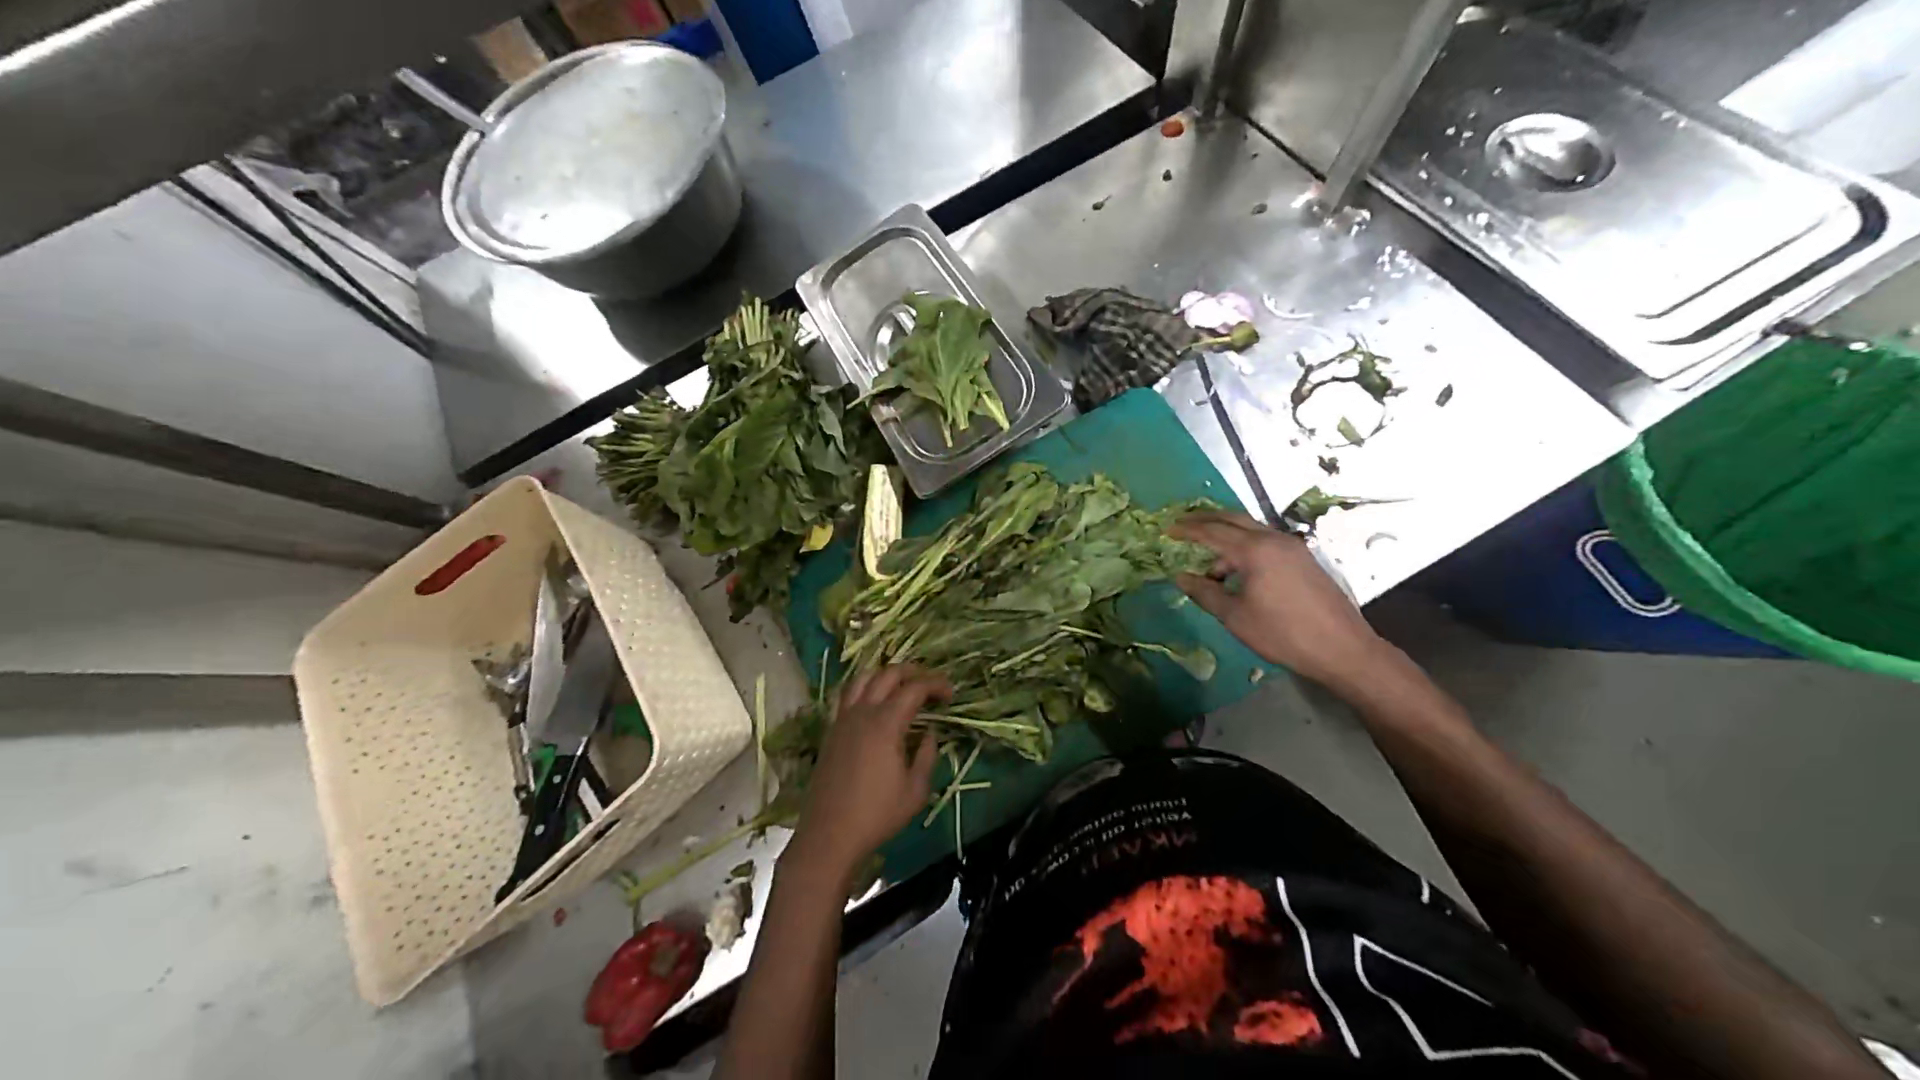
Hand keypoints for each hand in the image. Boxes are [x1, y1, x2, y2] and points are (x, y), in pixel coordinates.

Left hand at [787, 665, 950, 874]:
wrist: (830, 834)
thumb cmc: (877, 814)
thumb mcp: (916, 790)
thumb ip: (927, 754)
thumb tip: (930, 732)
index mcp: (886, 723)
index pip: (915, 688)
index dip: (936, 684)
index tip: (951, 694)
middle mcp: (862, 712)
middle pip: (888, 674)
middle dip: (913, 672)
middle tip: (931, 684)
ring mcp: (842, 719)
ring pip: (863, 678)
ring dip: (885, 674)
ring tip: (902, 684)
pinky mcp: (831, 730)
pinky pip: (847, 695)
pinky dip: (864, 686)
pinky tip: (873, 699)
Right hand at [1170, 511, 1392, 691]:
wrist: (1342, 648)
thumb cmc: (1282, 633)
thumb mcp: (1235, 616)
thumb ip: (1205, 592)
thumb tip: (1180, 577)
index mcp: (1255, 550)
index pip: (1212, 532)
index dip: (1187, 530)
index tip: (1167, 529)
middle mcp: (1274, 540)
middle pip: (1233, 519)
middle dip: (1206, 520)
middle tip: (1183, 524)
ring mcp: (1293, 548)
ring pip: (1251, 531)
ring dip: (1226, 538)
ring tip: (1209, 564)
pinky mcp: (1303, 560)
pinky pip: (1266, 543)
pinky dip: (1245, 549)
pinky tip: (1238, 573)